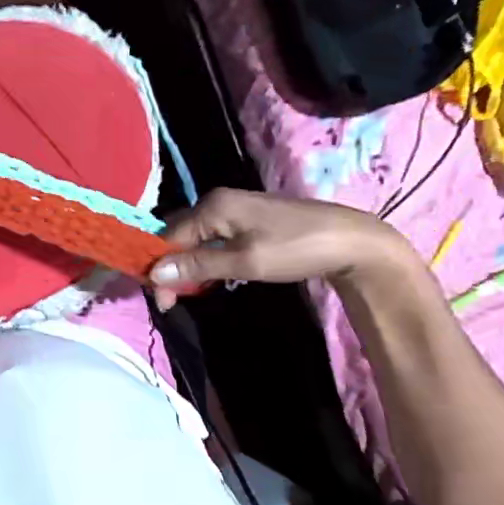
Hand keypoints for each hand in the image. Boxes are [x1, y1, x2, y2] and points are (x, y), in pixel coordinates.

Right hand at [148, 188, 412, 309]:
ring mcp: (231, 209)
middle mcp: (216, 201)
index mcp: (212, 206)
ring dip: (184, 266)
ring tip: (184, 293)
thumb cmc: (295, 249)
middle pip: (177, 235)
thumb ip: (199, 265)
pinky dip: (202, 260)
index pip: (168, 237)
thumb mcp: (244, 261)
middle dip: (168, 267)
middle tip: (170, 301)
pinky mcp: (245, 220)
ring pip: (193, 239)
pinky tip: (204, 278)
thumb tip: (155, 272)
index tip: (160, 303)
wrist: (348, 240)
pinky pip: (210, 239)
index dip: (158, 269)